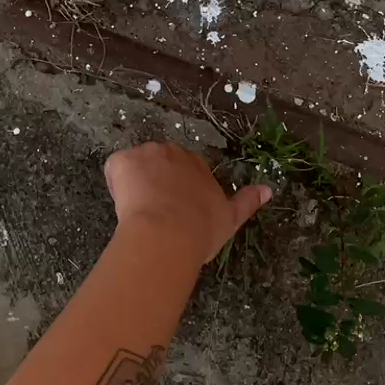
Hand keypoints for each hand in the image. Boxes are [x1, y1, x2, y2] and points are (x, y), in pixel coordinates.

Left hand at [103, 141, 271, 262]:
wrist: (167, 233)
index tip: (174, 211)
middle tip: (155, 213)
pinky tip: (123, 206)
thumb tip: (269, 189)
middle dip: (155, 183)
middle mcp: (173, 152)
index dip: (177, 190)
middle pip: (159, 163)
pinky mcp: (122, 161)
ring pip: (135, 166)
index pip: (184, 170)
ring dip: (135, 183)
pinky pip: (115, 169)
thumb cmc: (199, 230)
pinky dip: (116, 184)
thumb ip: (247, 201)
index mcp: (197, 164)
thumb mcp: (229, 218)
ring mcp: (146, 154)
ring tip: (138, 212)